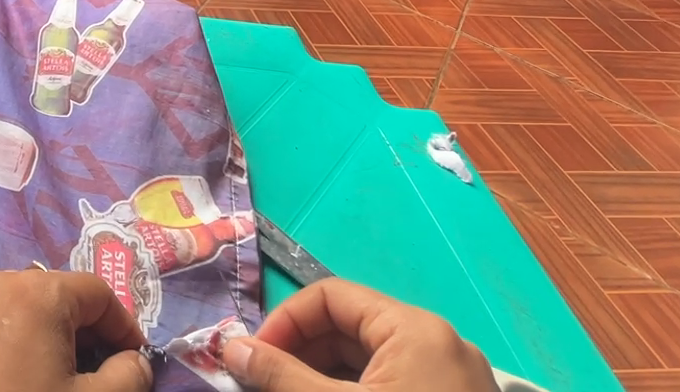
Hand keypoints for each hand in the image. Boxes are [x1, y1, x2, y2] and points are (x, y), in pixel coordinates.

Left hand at [0, 269, 153, 391]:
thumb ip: (127, 377)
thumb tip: (133, 360)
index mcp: (36, 292)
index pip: (96, 293)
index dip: (123, 327)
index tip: (136, 361)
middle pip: (54, 295)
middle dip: (81, 330)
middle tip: (96, 374)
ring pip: (16, 305)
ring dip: (41, 333)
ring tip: (51, 376)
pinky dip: (3, 340)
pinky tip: (7, 378)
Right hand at [220, 280, 494, 391]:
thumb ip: (281, 375)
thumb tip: (230, 347)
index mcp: (414, 329)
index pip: (330, 297)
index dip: (285, 321)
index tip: (253, 356)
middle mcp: (436, 344)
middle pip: (348, 328)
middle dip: (300, 352)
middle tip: (263, 382)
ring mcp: (448, 382)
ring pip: (366, 361)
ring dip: (319, 375)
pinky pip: (390, 386)